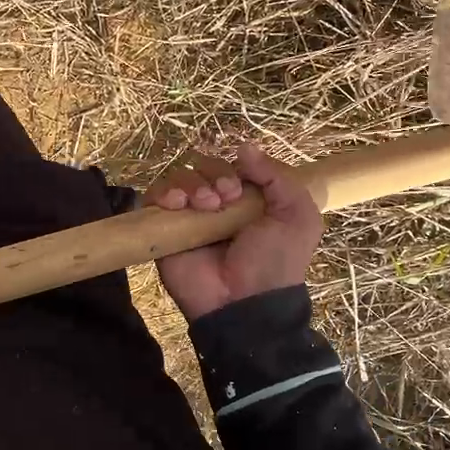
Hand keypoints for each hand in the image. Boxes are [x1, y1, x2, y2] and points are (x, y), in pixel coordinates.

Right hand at [142, 142, 323, 318]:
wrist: (244, 302)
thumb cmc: (275, 261)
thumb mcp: (297, 216)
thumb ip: (277, 177)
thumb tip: (243, 146)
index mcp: (245, 200)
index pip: (229, 166)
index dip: (231, 170)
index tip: (237, 190)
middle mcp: (215, 205)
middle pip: (201, 167)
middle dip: (212, 175)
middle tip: (222, 200)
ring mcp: (187, 217)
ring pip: (177, 179)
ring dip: (189, 185)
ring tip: (202, 205)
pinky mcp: (163, 230)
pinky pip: (153, 198)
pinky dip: (163, 194)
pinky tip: (176, 205)